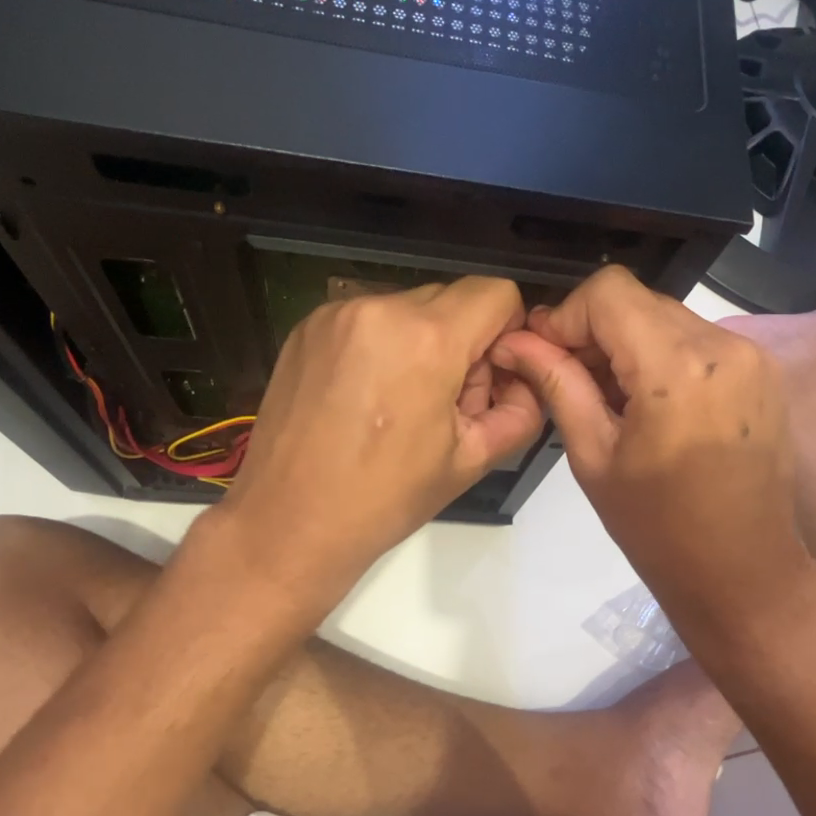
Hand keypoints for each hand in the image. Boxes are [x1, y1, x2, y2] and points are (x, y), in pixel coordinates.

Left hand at [223, 276, 542, 583]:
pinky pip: (368, 320)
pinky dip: (381, 346)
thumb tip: (526, 377)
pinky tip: (366, 398)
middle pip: (451, 298)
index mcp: (427, 339)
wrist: (290, 522)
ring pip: (408, 308)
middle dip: (464, 341)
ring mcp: (335, 314)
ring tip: (401, 405)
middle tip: (447, 403)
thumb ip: (520, 410)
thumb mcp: (472, 460)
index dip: (508, 332)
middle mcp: (379, 309)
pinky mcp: (306, 328)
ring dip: (422, 343)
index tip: (492, 376)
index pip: (496, 293)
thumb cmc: (385, 499)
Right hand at [491, 266, 813, 624]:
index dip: (567, 315)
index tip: (547, 356)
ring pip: (670, 318)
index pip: (609, 291)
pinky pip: (701, 341)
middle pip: (640, 301)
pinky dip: (666, 357)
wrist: (743, 573)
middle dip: (596, 331)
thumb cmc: (659, 529)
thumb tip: (516, 341)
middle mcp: (724, 346)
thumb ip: (558, 385)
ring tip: (612, 400)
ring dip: (631, 344)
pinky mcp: (765, 373)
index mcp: (676, 369)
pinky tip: (651, 406)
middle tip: (571, 381)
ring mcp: (753, 356)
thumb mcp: (594, 457)